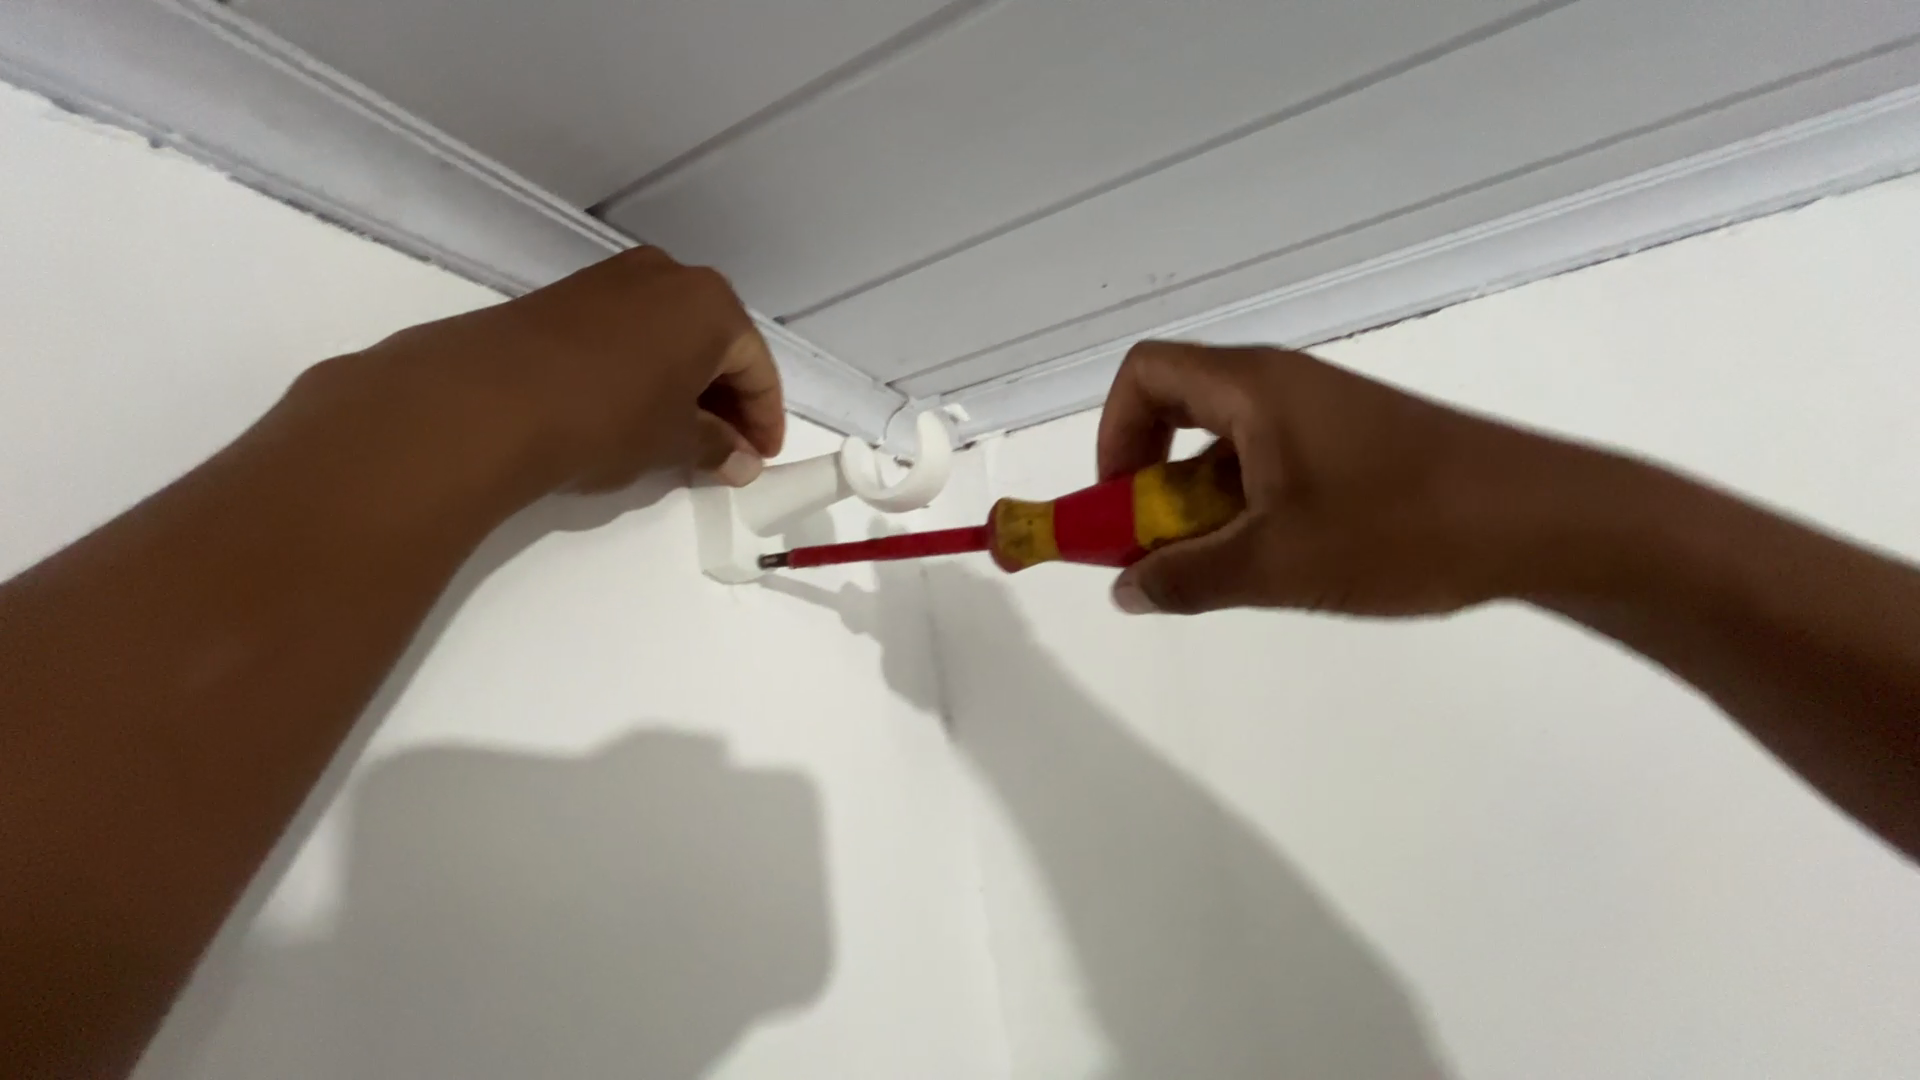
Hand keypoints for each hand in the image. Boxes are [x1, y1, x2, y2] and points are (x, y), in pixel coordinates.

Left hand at [330, 246, 783, 498]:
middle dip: (729, 402)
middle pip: (719, 346)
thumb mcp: (676, 441)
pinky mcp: (570, 295)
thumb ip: (718, 447)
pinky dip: (650, 371)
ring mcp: (615, 279)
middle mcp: (669, 276)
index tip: (761, 458)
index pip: (757, 368)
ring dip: (689, 387)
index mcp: (711, 304)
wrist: (484, 401)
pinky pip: (635, 334)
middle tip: (728, 450)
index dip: (764, 420)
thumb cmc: (608, 416)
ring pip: (675, 338)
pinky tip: (642, 410)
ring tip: (685, 436)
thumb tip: (741, 461)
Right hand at [1098, 341, 1605, 615]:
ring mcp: (1319, 414)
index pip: (1143, 374)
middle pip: (1175, 407)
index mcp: (1252, 387)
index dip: (1112, 434)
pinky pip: (1266, 462)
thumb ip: (1185, 579)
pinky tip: (1275, 560)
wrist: (1553, 523)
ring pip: (1221, 445)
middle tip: (1158, 544)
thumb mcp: (1275, 565)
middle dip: (1147, 479)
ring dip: (1197, 504)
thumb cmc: (1402, 528)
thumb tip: (1124, 591)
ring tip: (1221, 568)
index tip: (1121, 503)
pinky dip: (1243, 508)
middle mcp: (1279, 385)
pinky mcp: (1351, 444)